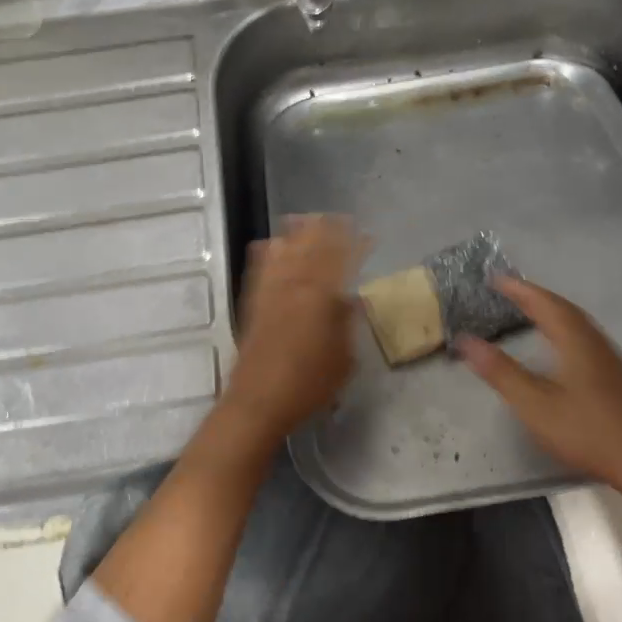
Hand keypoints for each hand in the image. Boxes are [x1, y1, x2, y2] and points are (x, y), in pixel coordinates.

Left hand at [223, 215, 363, 444]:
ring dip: (299, 233)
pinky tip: (273, 243)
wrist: (258, 401)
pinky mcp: (253, 302)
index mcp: (322, 297)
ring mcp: (271, 292)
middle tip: (341, 219)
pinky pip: (261, 267)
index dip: (356, 245)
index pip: (342, 260)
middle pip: (312, 247)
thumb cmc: (308, 385)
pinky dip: (270, 252)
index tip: (369, 237)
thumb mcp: (343, 358)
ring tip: (310, 219)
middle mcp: (295, 286)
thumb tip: (354, 299)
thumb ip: (348, 323)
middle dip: (328, 230)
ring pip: (286, 251)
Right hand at [456, 277, 621, 499]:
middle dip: (535, 297)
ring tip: (530, 312)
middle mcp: (596, 342)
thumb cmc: (589, 433)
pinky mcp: (620, 378)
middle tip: (509, 291)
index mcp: (576, 342)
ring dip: (552, 312)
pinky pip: (586, 338)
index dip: (519, 289)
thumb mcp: (535, 405)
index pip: (544, 303)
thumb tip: (466, 340)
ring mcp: (612, 360)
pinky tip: (562, 348)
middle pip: (564, 309)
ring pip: (579, 324)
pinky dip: (566, 329)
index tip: (495, 278)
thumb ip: (501, 372)